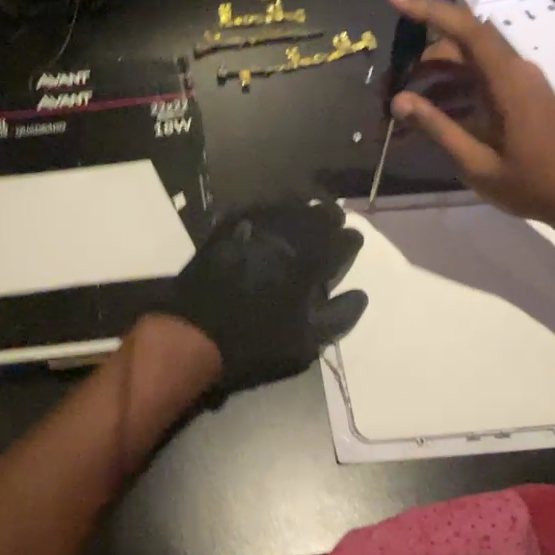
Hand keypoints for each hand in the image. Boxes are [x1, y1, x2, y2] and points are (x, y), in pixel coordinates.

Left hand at [165, 201, 368, 391]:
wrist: (193, 337)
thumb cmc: (254, 346)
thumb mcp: (304, 343)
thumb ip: (337, 318)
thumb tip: (360, 295)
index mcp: (306, 264)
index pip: (338, 244)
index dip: (349, 241)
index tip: (355, 239)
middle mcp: (282, 239)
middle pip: (313, 219)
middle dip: (329, 218)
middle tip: (336, 218)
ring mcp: (251, 231)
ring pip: (285, 208)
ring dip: (301, 209)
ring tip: (309, 209)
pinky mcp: (224, 232)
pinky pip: (253, 210)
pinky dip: (268, 208)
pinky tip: (270, 211)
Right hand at [388, 0, 554, 230]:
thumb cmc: (532, 183)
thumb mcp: (476, 162)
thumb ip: (438, 128)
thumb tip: (399, 101)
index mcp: (508, 80)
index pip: (466, 29)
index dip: (429, 10)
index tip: (395, 0)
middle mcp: (515, 71)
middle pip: (459, 49)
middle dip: (418, 64)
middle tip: (385, 92)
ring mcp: (519, 85)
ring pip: (466, 69)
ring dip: (432, 86)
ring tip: (399, 116)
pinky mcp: (520, 99)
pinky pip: (479, 86)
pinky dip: (451, 98)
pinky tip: (428, 122)